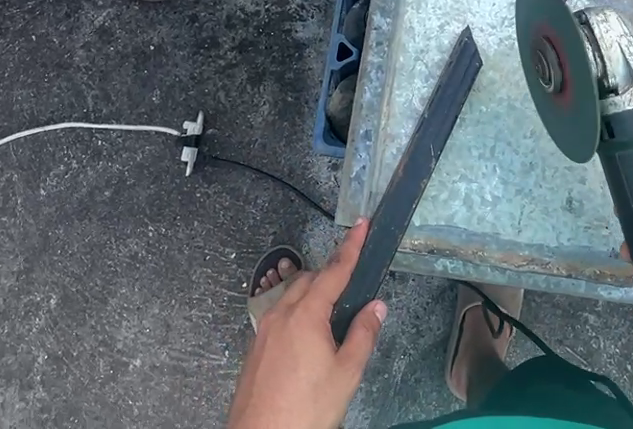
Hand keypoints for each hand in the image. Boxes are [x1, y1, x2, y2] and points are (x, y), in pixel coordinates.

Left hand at [226, 221, 386, 428]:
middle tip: (352, 292)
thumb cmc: (307, 408)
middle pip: (310, 280)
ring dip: (313, 296)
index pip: (334, 270)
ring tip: (331, 323)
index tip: (362, 223)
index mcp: (306, 314)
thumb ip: (363, 335)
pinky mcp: (255, 347)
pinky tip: (307, 344)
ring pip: (292, 297)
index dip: (351, 246)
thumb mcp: (345, 375)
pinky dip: (297, 315)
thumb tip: (377, 306)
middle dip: (331, 277)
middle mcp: (281, 313)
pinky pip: (280, 317)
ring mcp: (264, 329)